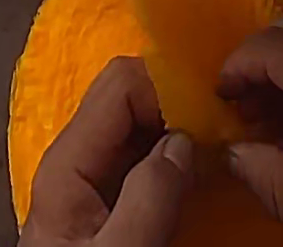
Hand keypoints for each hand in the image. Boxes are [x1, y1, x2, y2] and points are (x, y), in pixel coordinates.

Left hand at [20, 56, 195, 246]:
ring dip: (175, 126)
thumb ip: (149, 198)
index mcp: (68, 159)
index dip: (164, 90)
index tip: (205, 118)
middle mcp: (75, 155)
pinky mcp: (105, 200)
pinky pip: (142, 154)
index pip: (121, 81)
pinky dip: (170, 152)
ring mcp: (89, 177)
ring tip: (212, 147)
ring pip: (138, 122)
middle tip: (213, 130)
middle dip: (172, 102)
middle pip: (128, 93)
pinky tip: (194, 170)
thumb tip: (184, 141)